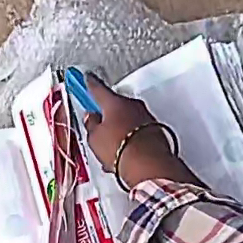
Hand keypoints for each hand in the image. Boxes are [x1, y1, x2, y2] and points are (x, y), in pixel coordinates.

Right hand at [80, 75, 197, 187]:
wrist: (148, 165)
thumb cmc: (122, 148)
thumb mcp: (94, 138)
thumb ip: (90, 125)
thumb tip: (91, 119)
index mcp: (114, 102)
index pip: (98, 88)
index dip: (89, 83)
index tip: (86, 77)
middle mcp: (133, 106)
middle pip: (114, 105)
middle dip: (105, 113)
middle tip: (95, 123)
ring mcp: (146, 118)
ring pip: (127, 119)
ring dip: (117, 129)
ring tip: (108, 146)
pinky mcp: (156, 132)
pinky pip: (137, 132)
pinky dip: (129, 139)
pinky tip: (121, 153)